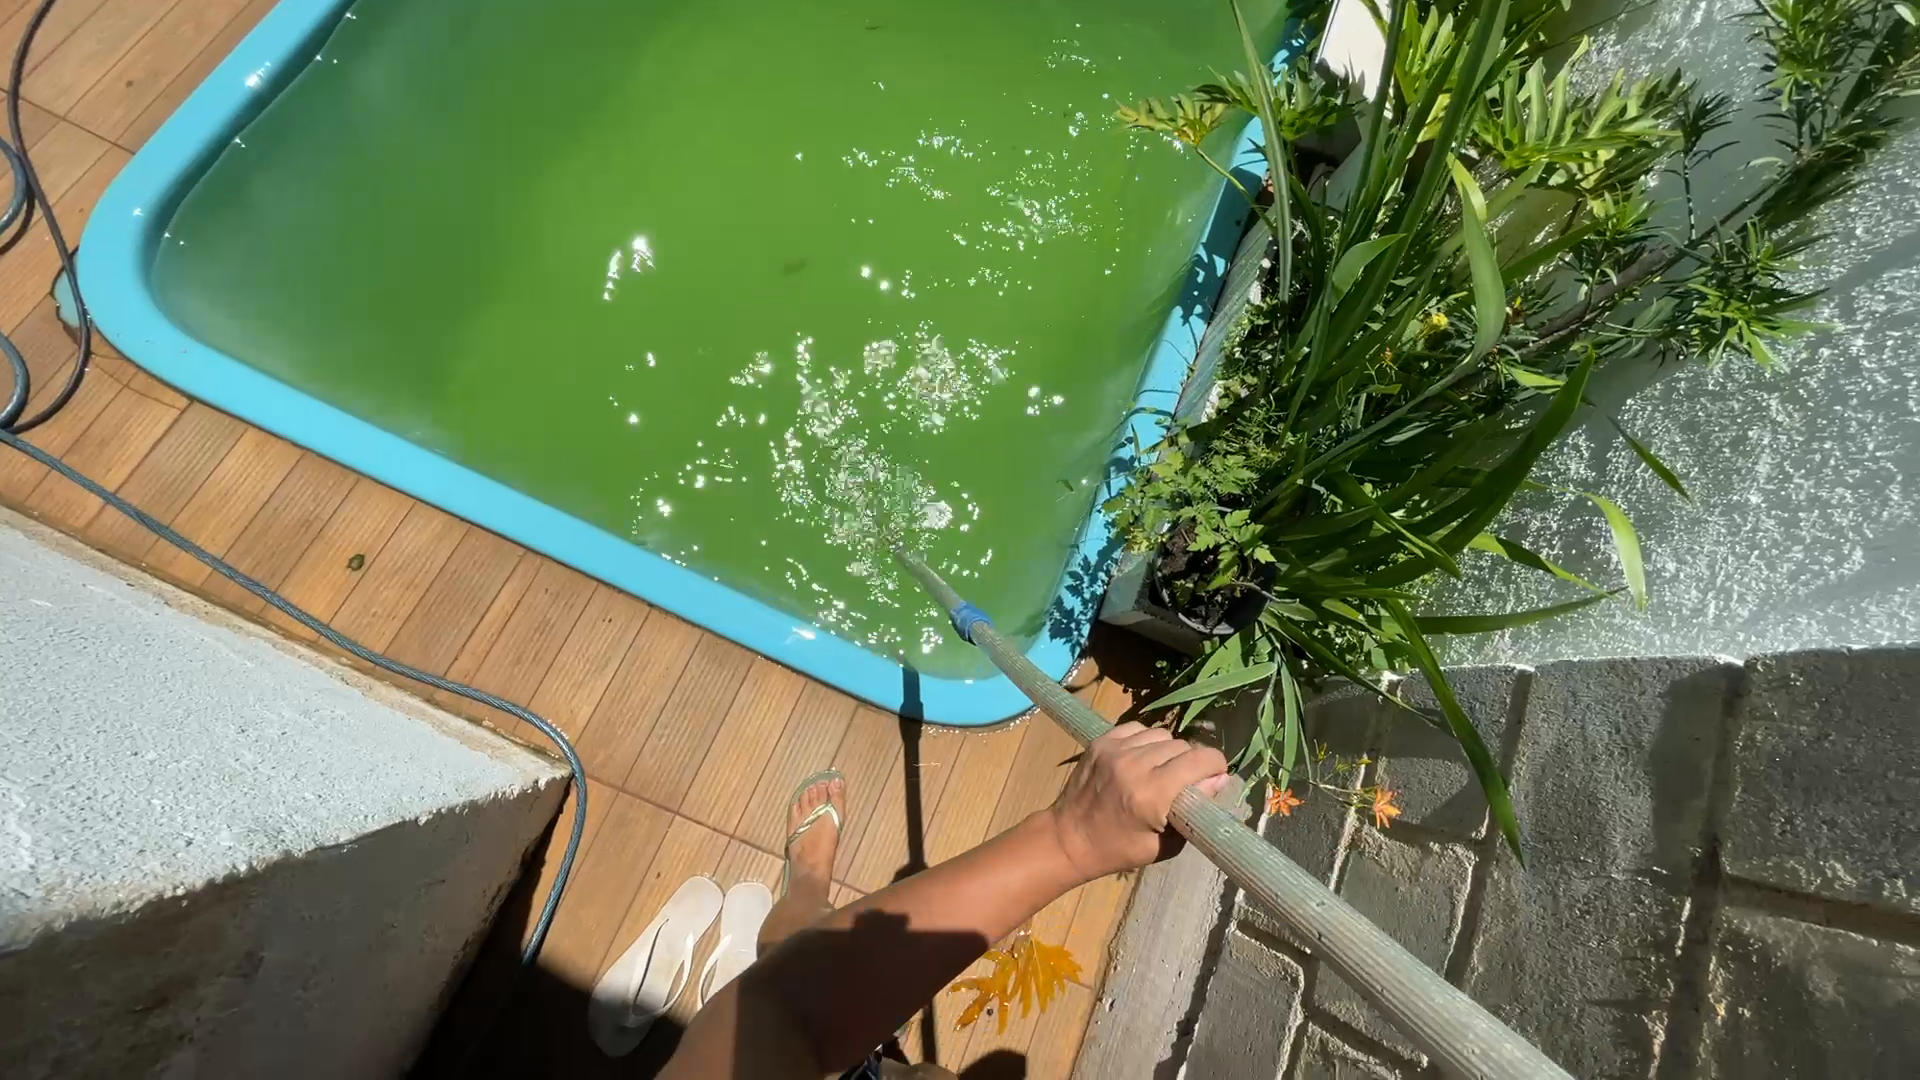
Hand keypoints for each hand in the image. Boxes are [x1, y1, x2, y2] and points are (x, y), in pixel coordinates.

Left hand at [1041, 722, 1229, 883]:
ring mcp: (1114, 749)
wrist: (1069, 838)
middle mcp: (1134, 765)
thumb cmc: (1119, 849)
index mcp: (1152, 794)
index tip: (1217, 775)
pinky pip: (1137, 728)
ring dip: (1168, 750)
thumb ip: (1195, 811)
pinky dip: (1146, 741)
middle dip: (1191, 761)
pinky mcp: (1101, 741)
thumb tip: (1220, 779)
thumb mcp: (1165, 843)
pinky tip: (1142, 758)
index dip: (1216, 765)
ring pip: (1161, 734)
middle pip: (1181, 746)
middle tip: (1186, 781)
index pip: (1199, 760)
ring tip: (1162, 770)